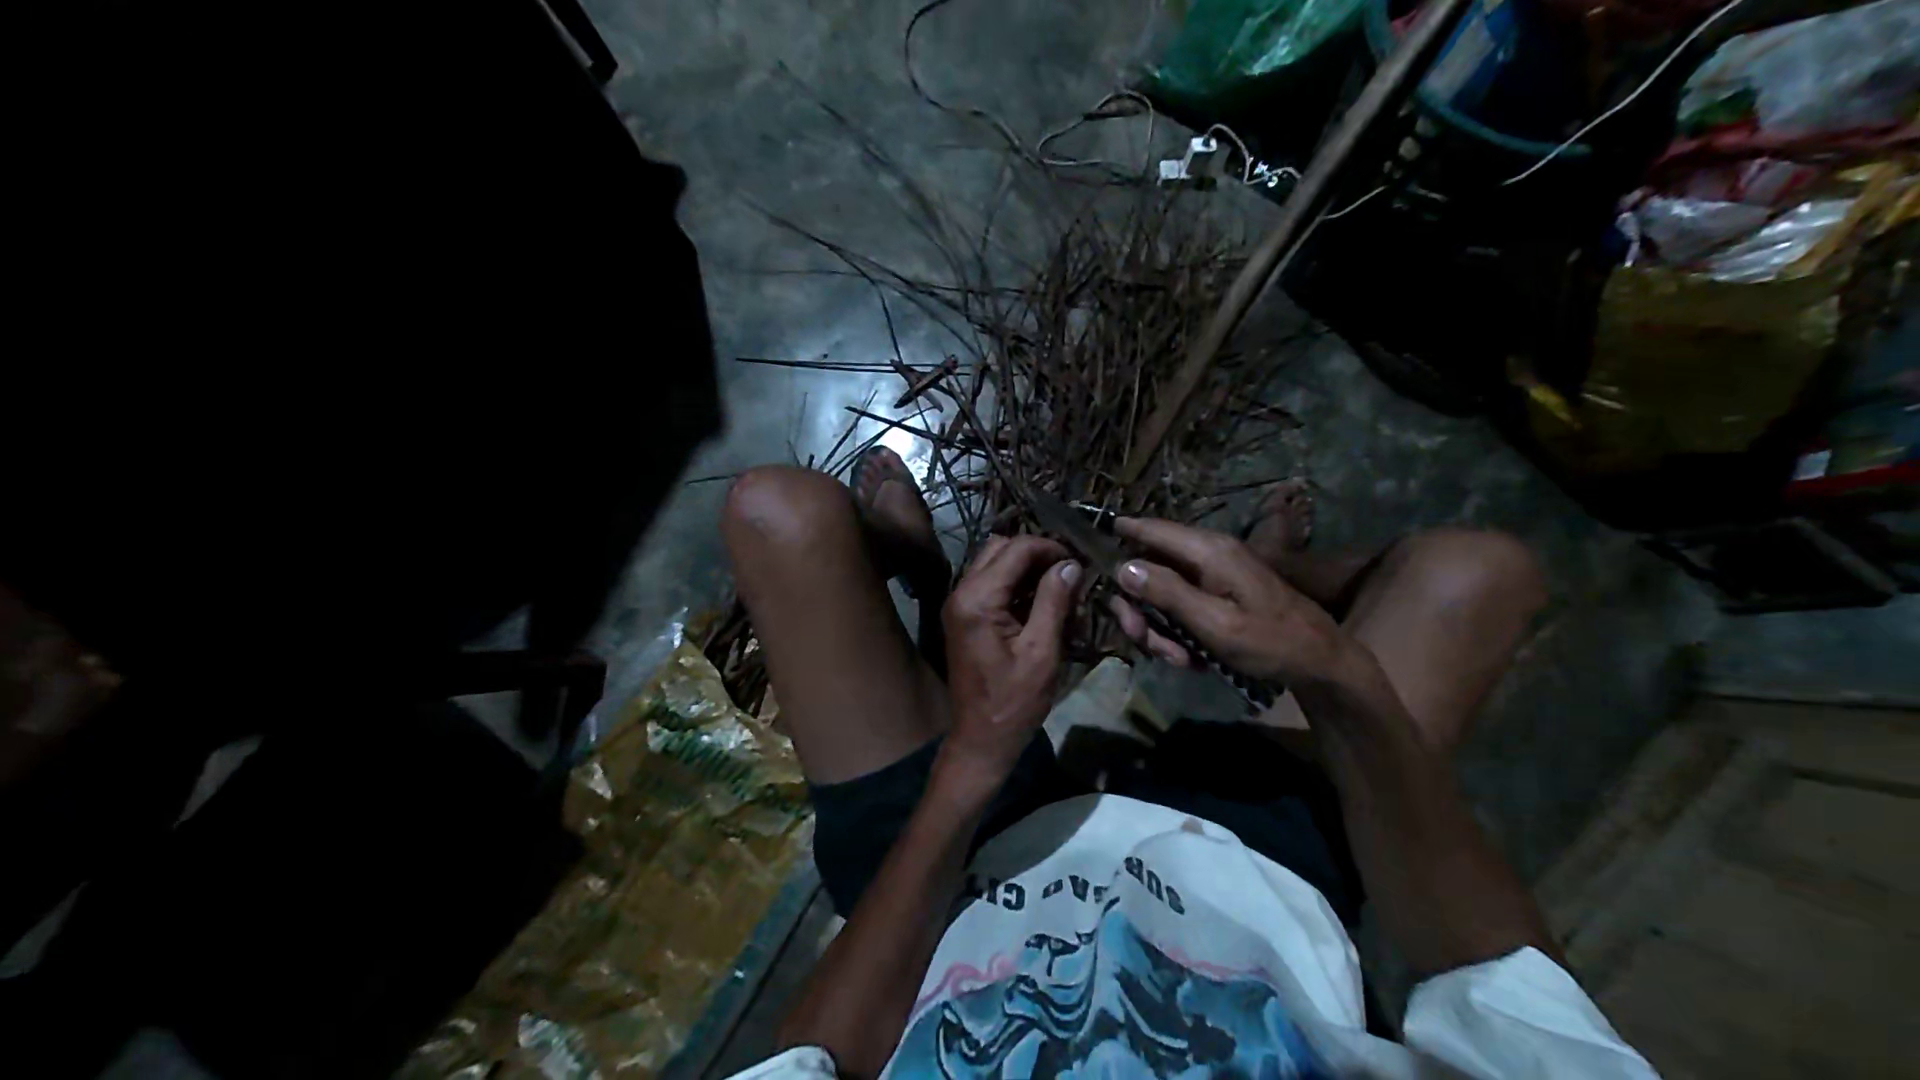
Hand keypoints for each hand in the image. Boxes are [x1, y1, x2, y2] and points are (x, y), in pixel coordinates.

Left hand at [939, 535, 1079, 787]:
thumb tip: (1070, 564)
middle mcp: (961, 593)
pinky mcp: (964, 616)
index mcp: (977, 599)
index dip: (1050, 548)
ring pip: (995, 563)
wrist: (981, 737)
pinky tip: (1042, 603)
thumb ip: (1054, 601)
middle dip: (1037, 554)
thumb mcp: (1042, 652)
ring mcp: (959, 604)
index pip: (1016, 549)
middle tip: (1070, 573)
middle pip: (1001, 548)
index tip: (1079, 563)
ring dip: (1027, 568)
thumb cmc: (1014, 701)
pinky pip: (991, 583)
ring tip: (1060, 587)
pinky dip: (1016, 584)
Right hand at [1107, 517, 1356, 685]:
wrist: (1318, 662)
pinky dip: (1175, 632)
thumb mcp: (1214, 622)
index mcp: (1208, 551)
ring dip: (1157, 627)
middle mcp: (1206, 555)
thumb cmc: (1270, 641)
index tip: (1088, 544)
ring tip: (1175, 657)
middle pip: (1147, 568)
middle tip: (1140, 637)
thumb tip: (1123, 567)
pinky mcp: (1215, 594)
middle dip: (1138, 606)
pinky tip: (1188, 656)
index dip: (1119, 532)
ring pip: (1159, 592)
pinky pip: (1178, 606)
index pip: (1151, 528)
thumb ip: (1168, 593)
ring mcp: (1211, 575)